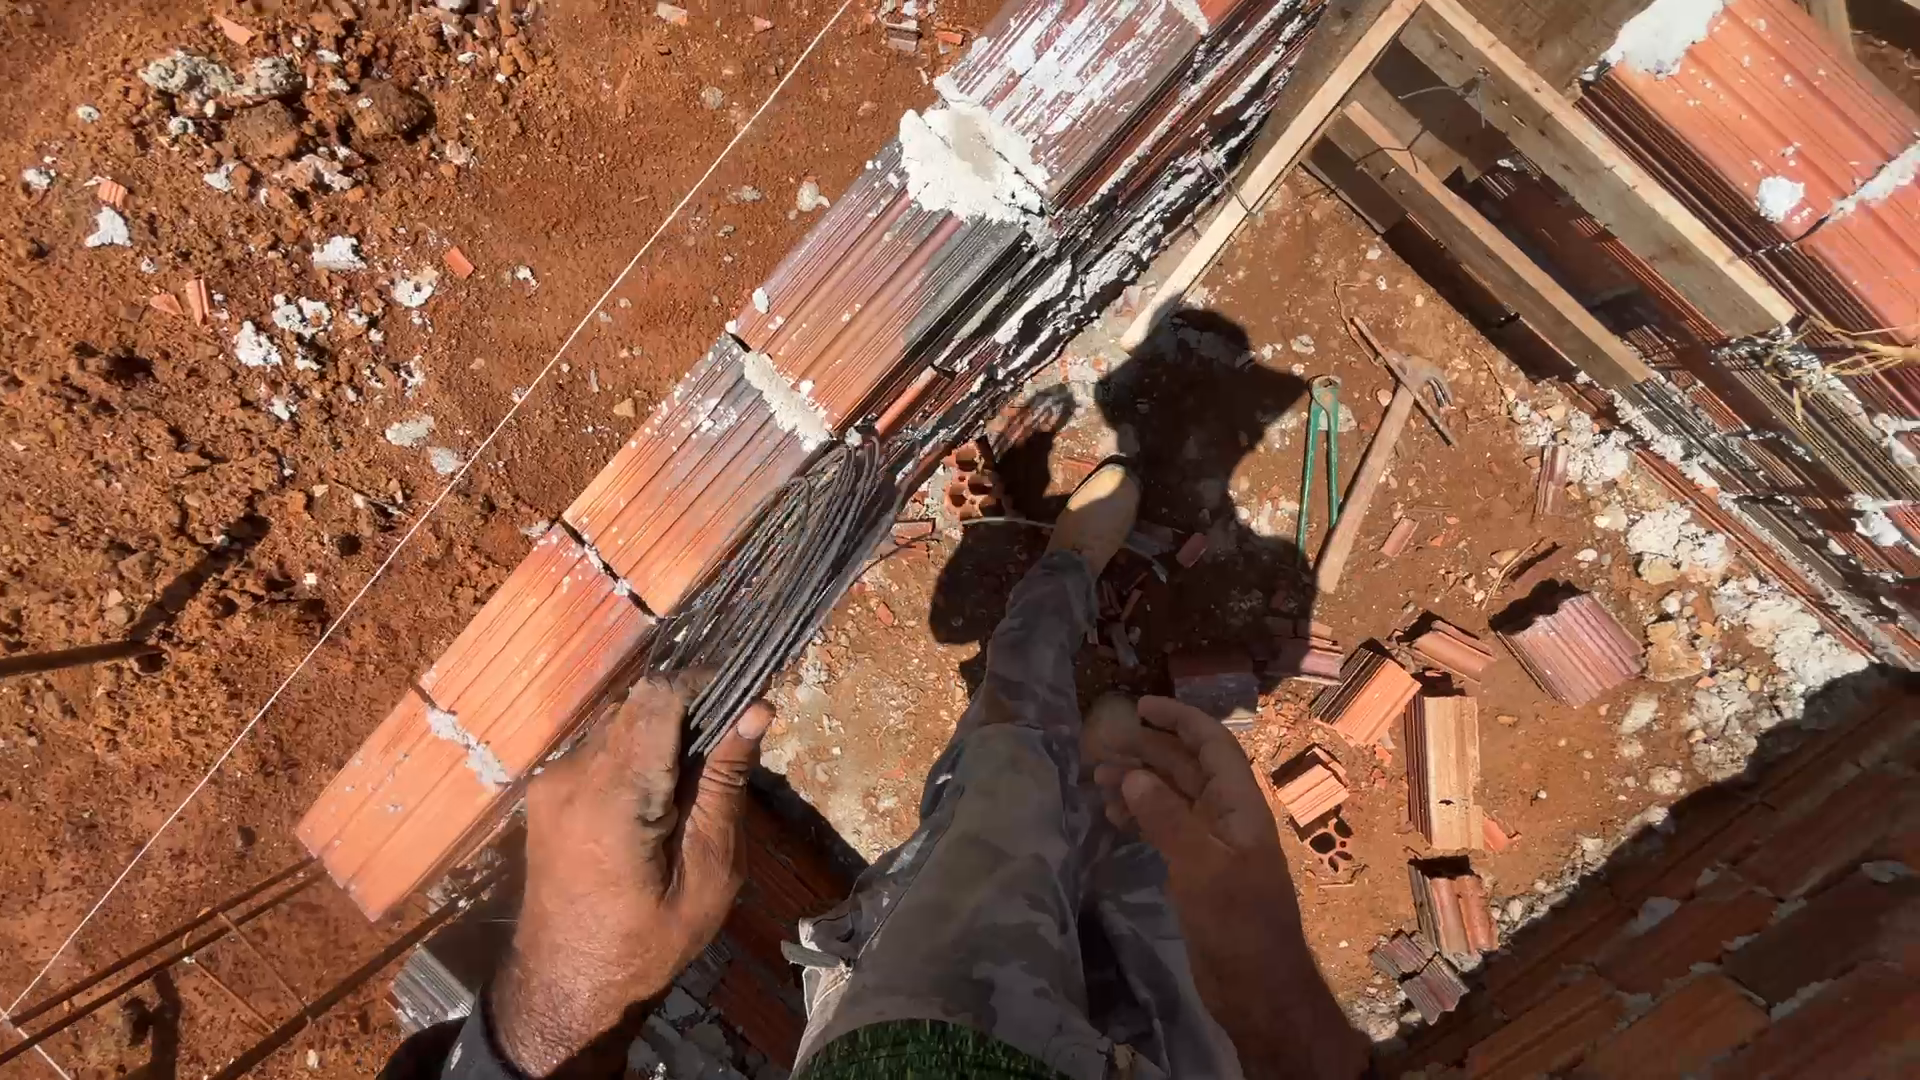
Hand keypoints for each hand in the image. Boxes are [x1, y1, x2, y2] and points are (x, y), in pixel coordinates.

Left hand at [490, 678, 770, 1075]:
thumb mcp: (709, 872)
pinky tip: (658, 793)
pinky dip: (640, 749)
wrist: (564, 988)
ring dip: (665, 730)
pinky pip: (604, 743)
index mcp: (614, 797)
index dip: (708, 684)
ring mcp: (552, 779)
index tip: (745, 698)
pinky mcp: (547, 788)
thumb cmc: (648, 941)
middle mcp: (573, 774)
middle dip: (691, 710)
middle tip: (726, 751)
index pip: (661, 696)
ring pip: (624, 718)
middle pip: (643, 702)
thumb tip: (758, 709)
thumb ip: (727, 784)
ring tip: (692, 781)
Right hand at [1094, 696, 1365, 1079]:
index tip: (1139, 706)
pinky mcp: (1196, 865)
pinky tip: (1113, 817)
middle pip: (1183, 765)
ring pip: (1170, 794)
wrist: (1259, 990)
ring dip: (1137, 782)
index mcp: (1238, 803)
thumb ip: (1166, 817)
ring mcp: (1211, 840)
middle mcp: (1225, 813)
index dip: (1178, 718)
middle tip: (1102, 747)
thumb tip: (1132, 777)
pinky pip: (1164, 823)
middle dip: (1145, 750)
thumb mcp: (1201, 867)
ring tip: (1098, 781)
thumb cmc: (1238, 923)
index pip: (1210, 743)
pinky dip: (1139, 814)